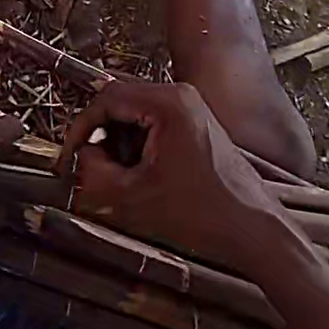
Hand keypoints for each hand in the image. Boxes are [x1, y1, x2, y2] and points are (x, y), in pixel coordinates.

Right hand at [60, 81, 286, 275]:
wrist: (259, 234)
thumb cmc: (201, 214)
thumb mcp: (136, 197)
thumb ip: (95, 174)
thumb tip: (78, 158)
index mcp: (166, 102)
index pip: (106, 99)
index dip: (81, 128)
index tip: (70, 156)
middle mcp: (178, 94)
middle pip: (120, 103)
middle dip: (101, 137)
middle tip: (91, 167)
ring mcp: (190, 106)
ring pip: (134, 113)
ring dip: (119, 142)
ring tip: (117, 176)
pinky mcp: (196, 122)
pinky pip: (153, 122)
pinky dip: (138, 144)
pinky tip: (140, 174)